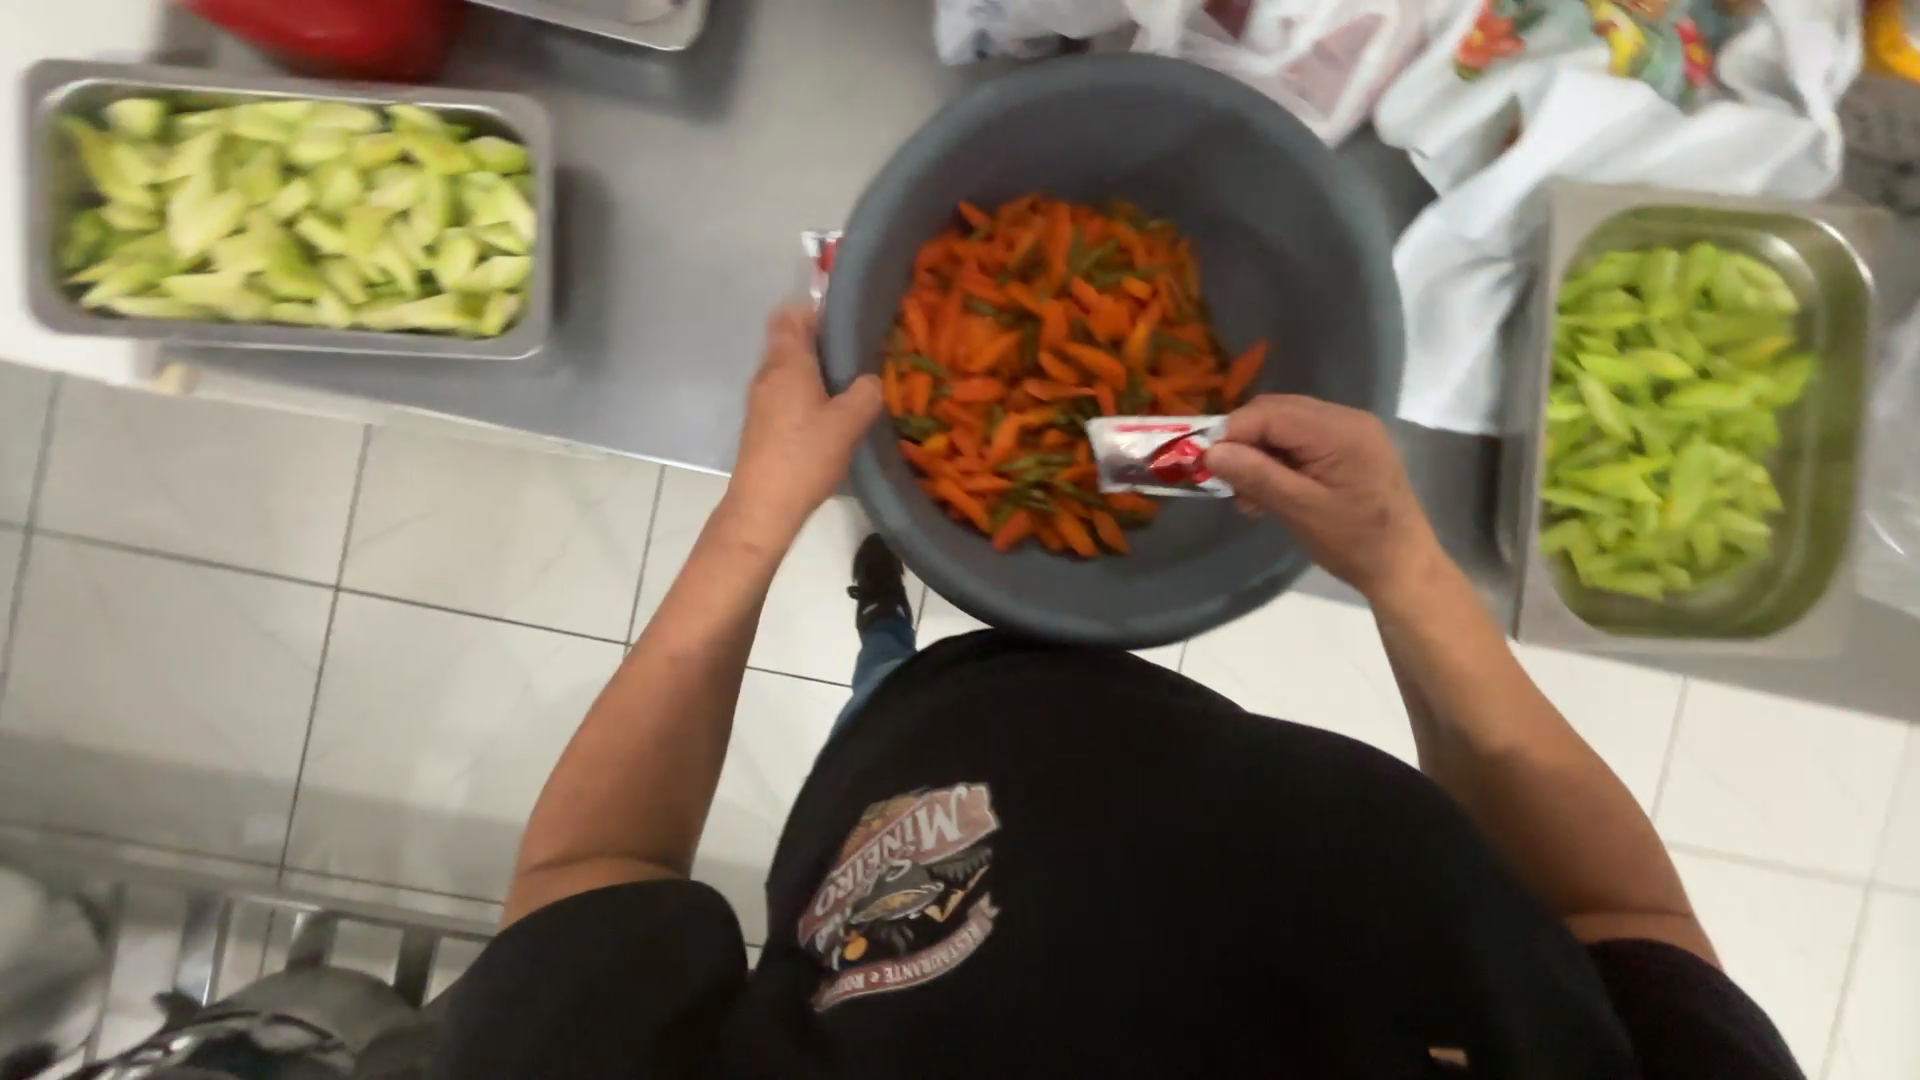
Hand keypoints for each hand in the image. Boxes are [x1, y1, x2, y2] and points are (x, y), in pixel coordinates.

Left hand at [724, 305, 882, 543]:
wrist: (764, 505)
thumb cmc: (806, 456)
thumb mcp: (850, 422)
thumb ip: (866, 393)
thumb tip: (870, 381)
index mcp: (787, 363)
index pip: (790, 315)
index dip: (814, 311)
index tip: (843, 324)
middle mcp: (767, 374)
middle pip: (789, 343)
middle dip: (820, 345)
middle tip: (855, 359)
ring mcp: (760, 401)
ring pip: (788, 372)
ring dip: (814, 375)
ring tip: (847, 391)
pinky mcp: (760, 426)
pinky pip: (784, 396)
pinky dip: (805, 398)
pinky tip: (828, 420)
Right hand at [1204, 395, 1444, 602]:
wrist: (1402, 567)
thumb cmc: (1355, 541)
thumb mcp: (1301, 510)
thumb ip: (1257, 476)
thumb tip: (1210, 452)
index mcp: (1340, 431)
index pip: (1269, 413)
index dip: (1231, 433)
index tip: (1204, 464)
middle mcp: (1345, 420)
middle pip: (1274, 413)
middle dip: (1241, 442)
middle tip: (1222, 480)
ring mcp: (1348, 433)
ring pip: (1282, 426)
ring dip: (1255, 455)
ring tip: (1246, 494)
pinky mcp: (1345, 450)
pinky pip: (1297, 441)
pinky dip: (1274, 462)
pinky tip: (1266, 493)